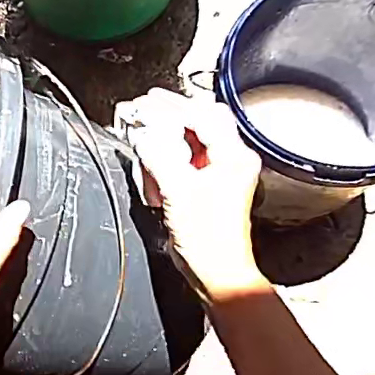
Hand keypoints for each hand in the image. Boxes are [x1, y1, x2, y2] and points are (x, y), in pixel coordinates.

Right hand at [119, 88, 265, 301]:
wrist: (217, 271)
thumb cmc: (208, 239)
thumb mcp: (177, 191)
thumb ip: (159, 157)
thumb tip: (143, 135)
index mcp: (233, 156)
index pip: (202, 115)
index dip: (171, 106)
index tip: (146, 102)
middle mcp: (230, 160)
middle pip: (198, 123)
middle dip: (167, 118)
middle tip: (142, 109)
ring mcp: (219, 173)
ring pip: (188, 143)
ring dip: (164, 146)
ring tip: (145, 153)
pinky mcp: (207, 187)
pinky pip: (184, 163)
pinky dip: (166, 163)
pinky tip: (153, 174)